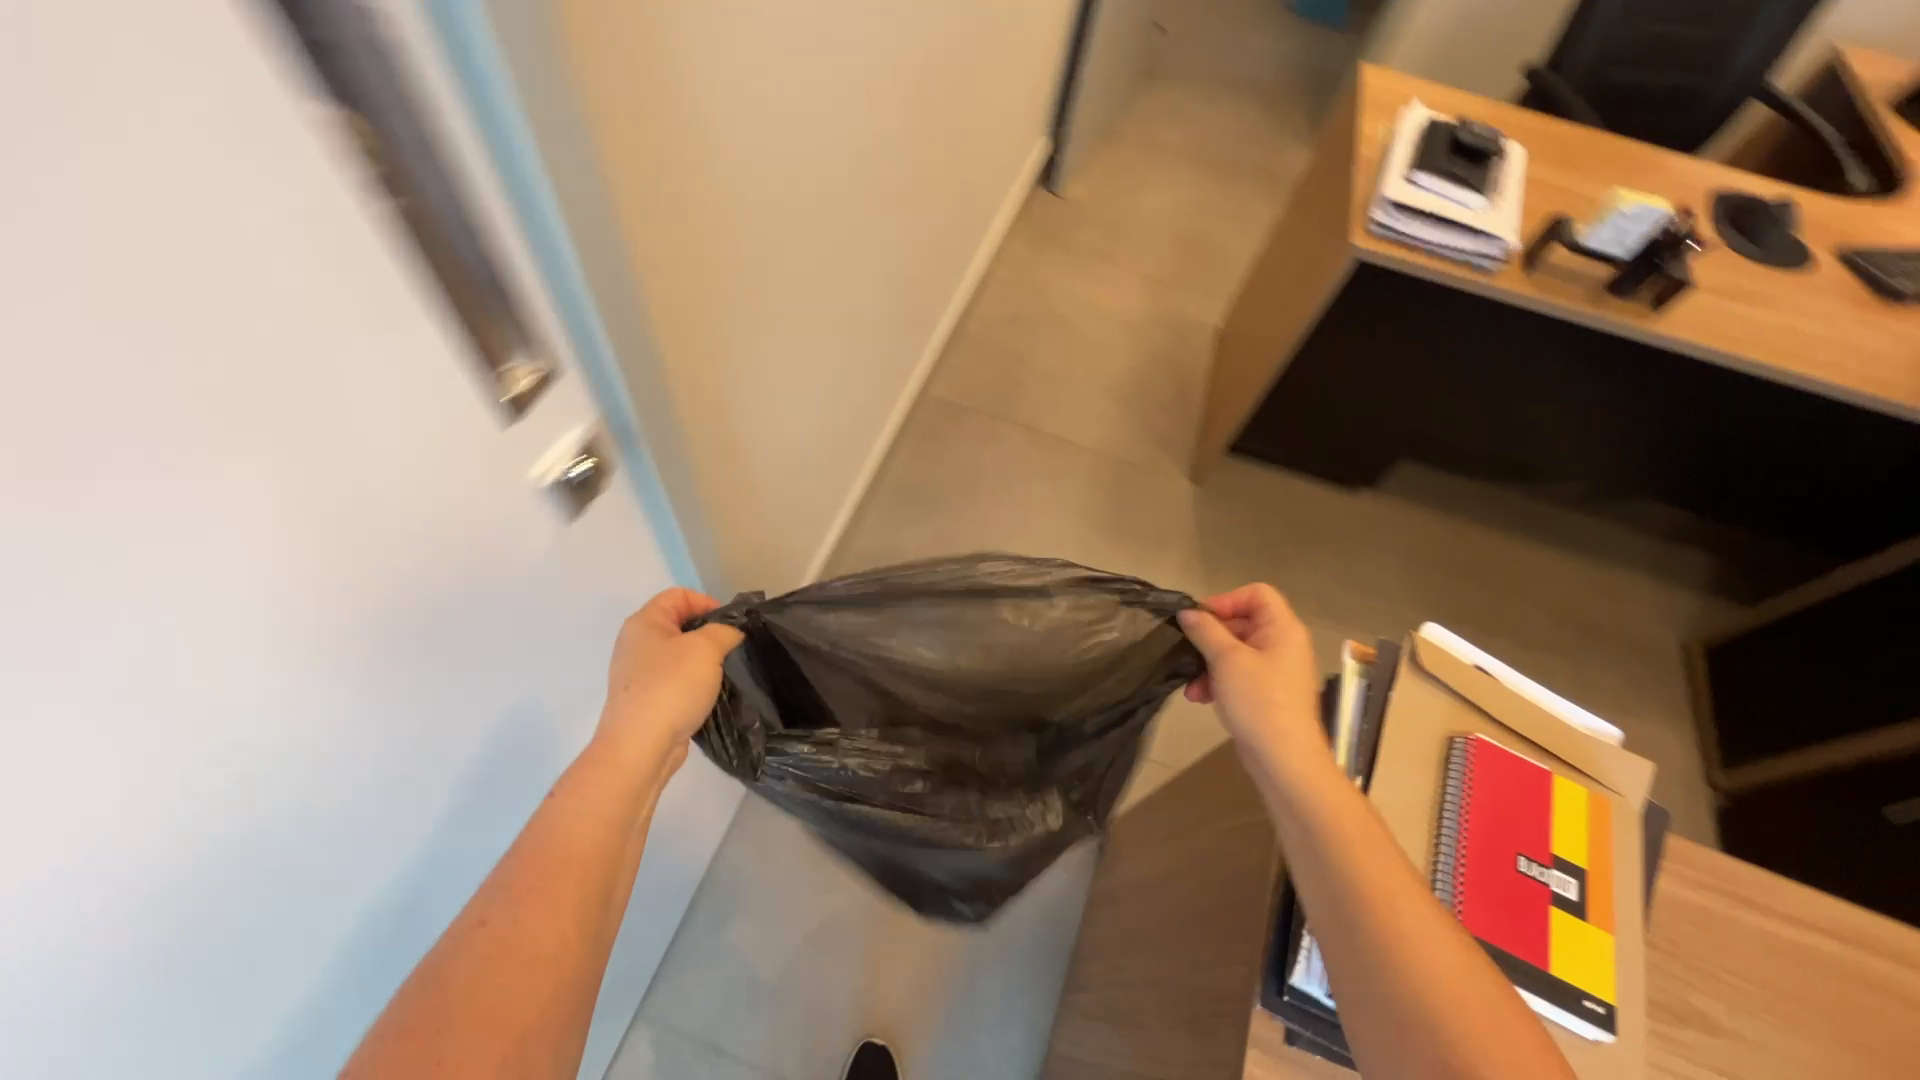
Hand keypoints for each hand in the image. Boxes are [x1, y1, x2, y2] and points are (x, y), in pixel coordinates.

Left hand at [594, 588, 744, 776]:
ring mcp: (638, 674)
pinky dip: (693, 685)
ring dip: (703, 662)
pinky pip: (674, 681)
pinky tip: (708, 697)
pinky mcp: (645, 699)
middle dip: (708, 634)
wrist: (641, 746)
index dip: (707, 602)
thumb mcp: (707, 648)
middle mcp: (636, 643)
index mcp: (644, 622)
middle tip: (731, 650)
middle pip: (678, 625)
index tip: (729, 626)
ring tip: (723, 675)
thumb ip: (724, 631)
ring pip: (678, 655)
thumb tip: (729, 634)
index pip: (678, 595)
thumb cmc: (671, 687)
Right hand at [1176, 584, 1328, 776]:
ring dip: (1209, 664)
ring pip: (1236, 651)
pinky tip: (1202, 698)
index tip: (1201, 620)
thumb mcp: (1226, 660)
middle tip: (1189, 653)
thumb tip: (1187, 613)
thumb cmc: (1258, 701)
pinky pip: (1240, 674)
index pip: (1257, 594)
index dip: (1226, 601)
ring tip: (1192, 687)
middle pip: (1243, 623)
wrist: (1283, 758)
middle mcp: (1284, 644)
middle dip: (1210, 639)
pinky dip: (1219, 681)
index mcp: (1283, 629)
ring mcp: (1277, 670)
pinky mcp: (1268, 693)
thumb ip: (1205, 631)